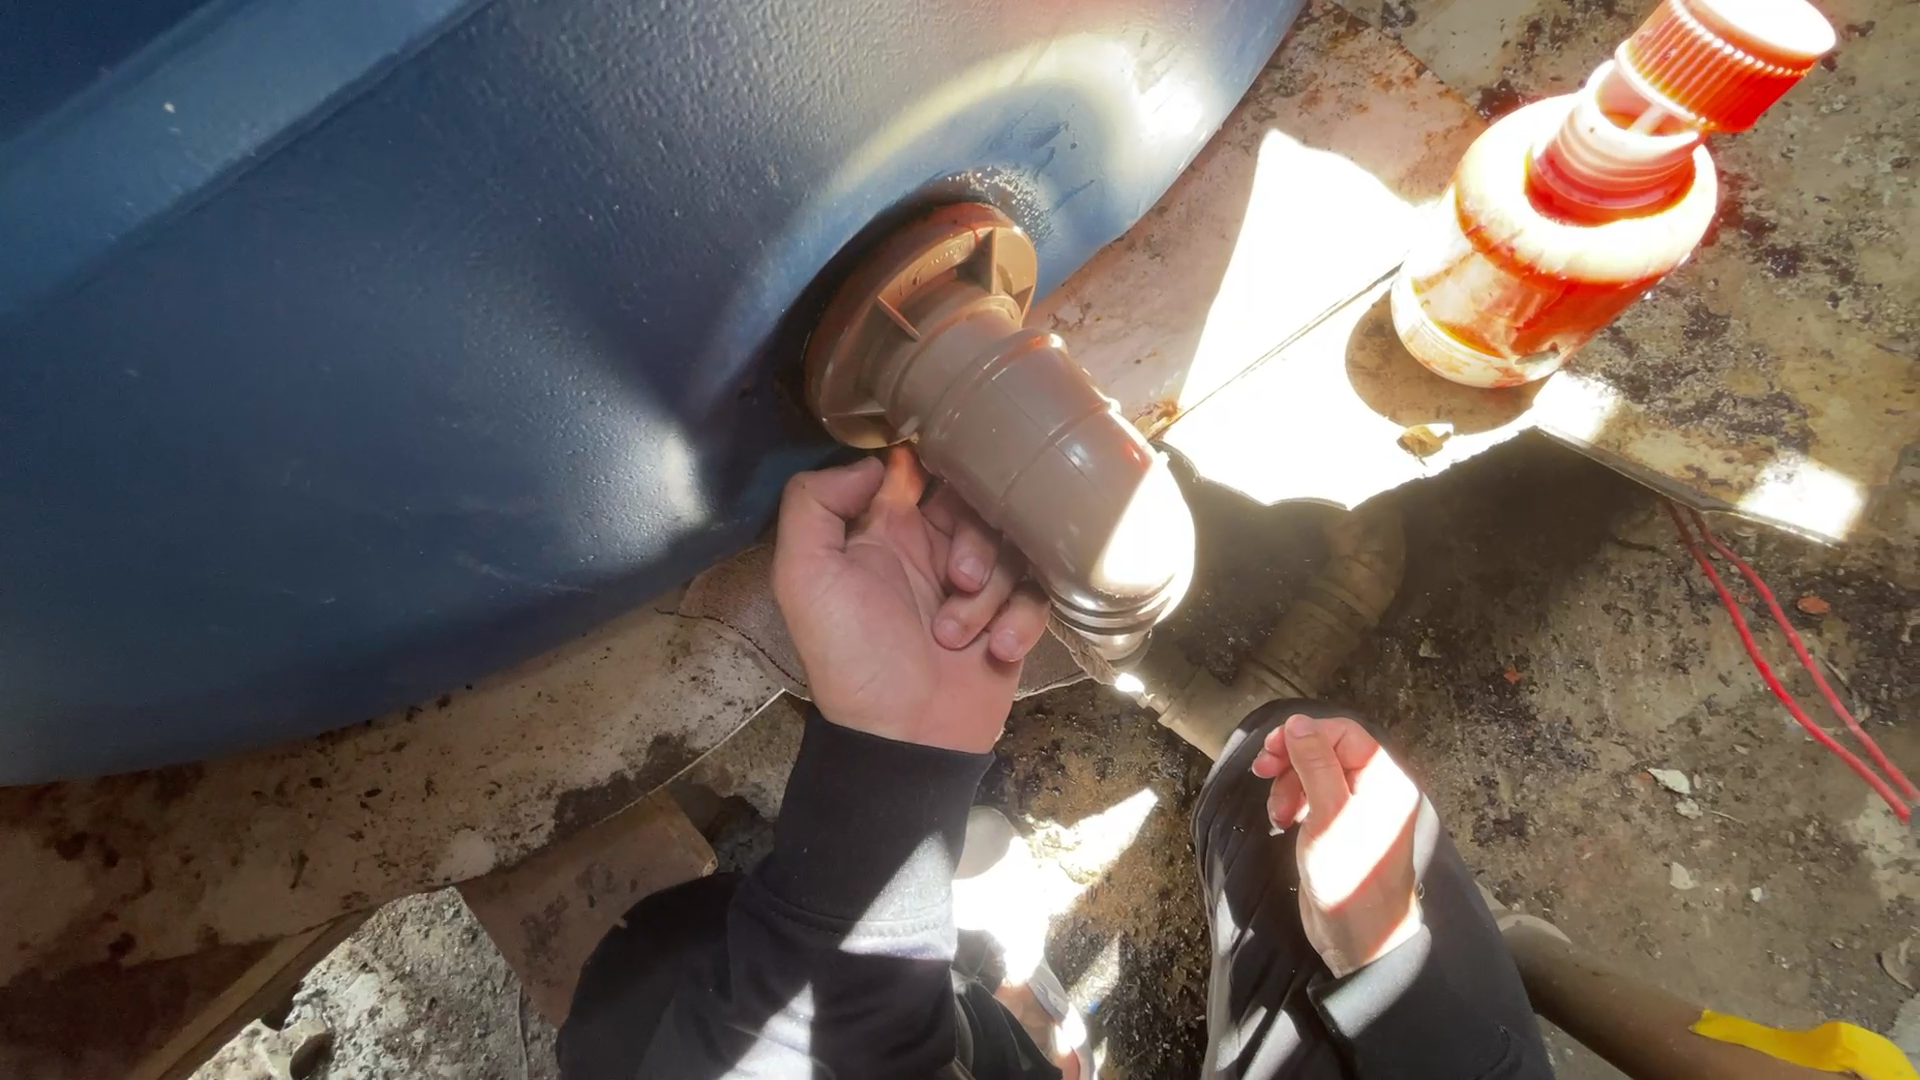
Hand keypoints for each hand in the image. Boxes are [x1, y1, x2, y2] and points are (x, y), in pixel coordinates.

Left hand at [772, 448, 1050, 751]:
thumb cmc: (853, 656)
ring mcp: (976, 584)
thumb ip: (814, 504)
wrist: (902, 738)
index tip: (947, 480)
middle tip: (958, 579)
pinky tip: (997, 649)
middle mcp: (933, 549)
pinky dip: (1019, 619)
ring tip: (957, 635)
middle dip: (973, 539)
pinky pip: (1036, 592)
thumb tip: (874, 463)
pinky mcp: (1011, 616)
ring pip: (1009, 547)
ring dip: (988, 591)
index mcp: (886, 530)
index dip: (935, 467)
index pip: (918, 469)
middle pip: (976, 504)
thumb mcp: (805, 576)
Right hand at [1252, 714, 1423, 976]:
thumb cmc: (1349, 876)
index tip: (1270, 750)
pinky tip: (1281, 821)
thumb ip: (1314, 763)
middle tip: (1261, 771)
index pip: (1343, 733)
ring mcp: (1356, 809)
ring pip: (1313, 772)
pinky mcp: (1339, 827)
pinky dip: (1291, 802)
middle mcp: (1374, 790)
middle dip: (1290, 759)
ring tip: (1276, 812)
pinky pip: (1312, 797)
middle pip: (1325, 750)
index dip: (1304, 734)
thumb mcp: (1327, 814)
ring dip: (1287, 784)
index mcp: (1384, 781)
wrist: (1358, 940)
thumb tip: (1298, 722)